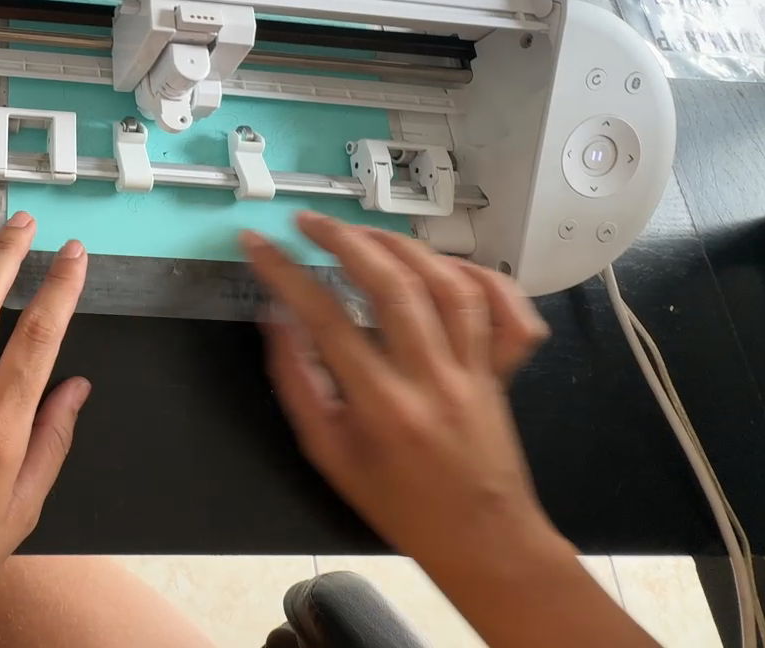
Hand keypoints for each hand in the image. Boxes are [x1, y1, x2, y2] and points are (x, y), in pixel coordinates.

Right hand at [242, 212, 551, 572]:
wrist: (484, 542)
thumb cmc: (394, 500)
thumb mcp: (324, 450)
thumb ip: (295, 379)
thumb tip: (274, 315)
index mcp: (383, 405)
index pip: (326, 318)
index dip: (285, 272)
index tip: (256, 244)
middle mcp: (434, 379)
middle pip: (395, 287)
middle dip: (345, 241)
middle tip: (309, 222)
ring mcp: (477, 371)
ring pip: (450, 286)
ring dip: (402, 246)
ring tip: (362, 232)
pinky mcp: (505, 370)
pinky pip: (509, 313)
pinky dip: (481, 277)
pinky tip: (442, 264)